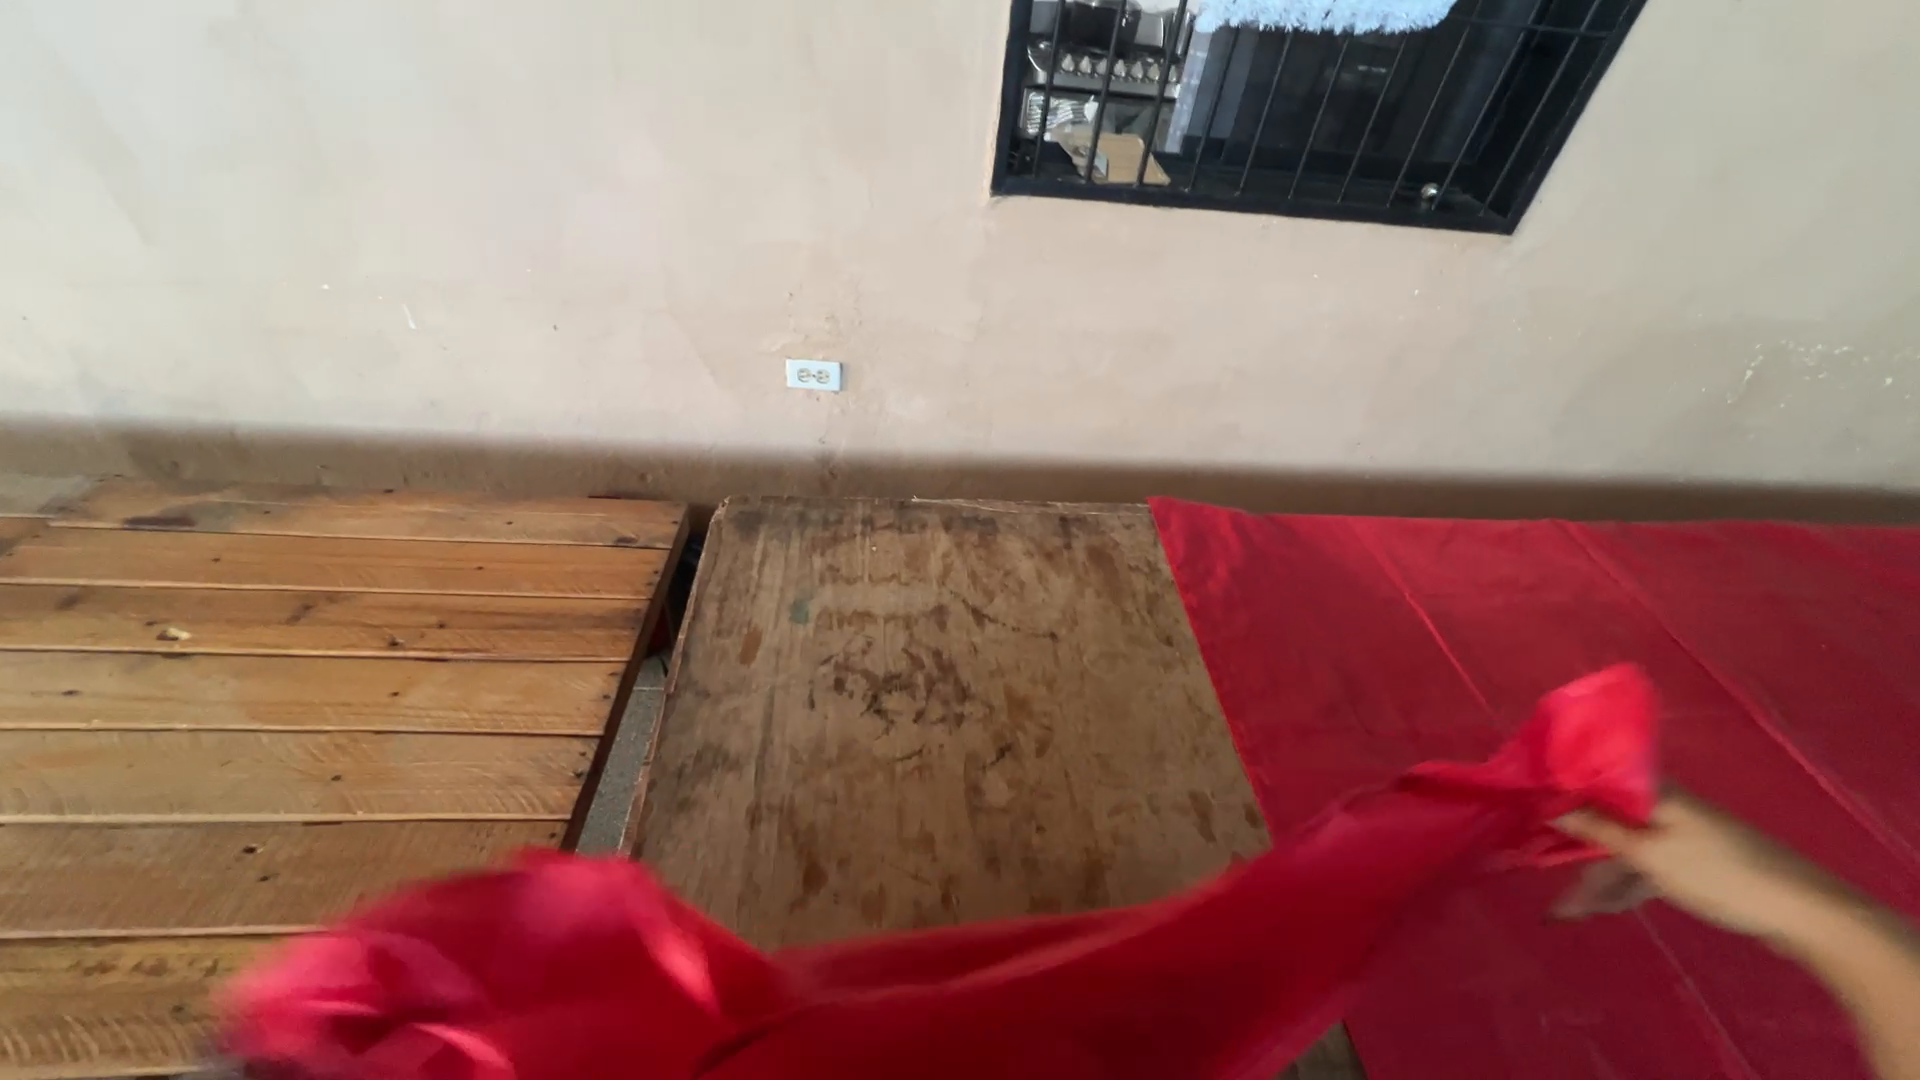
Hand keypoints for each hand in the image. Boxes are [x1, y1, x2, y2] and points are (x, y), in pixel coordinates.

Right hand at [1553, 790, 1843, 940]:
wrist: (1811, 918)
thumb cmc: (1722, 874)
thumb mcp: (1649, 853)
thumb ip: (1596, 827)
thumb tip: (1546, 803)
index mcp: (1650, 791)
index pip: (1587, 776)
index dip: (1551, 786)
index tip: (1515, 799)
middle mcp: (1658, 806)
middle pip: (1598, 816)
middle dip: (1565, 842)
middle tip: (1528, 854)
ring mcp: (1675, 835)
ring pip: (1617, 847)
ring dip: (1591, 876)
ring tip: (1565, 909)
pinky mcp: (1688, 862)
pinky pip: (1638, 867)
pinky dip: (1620, 885)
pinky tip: (1598, 908)